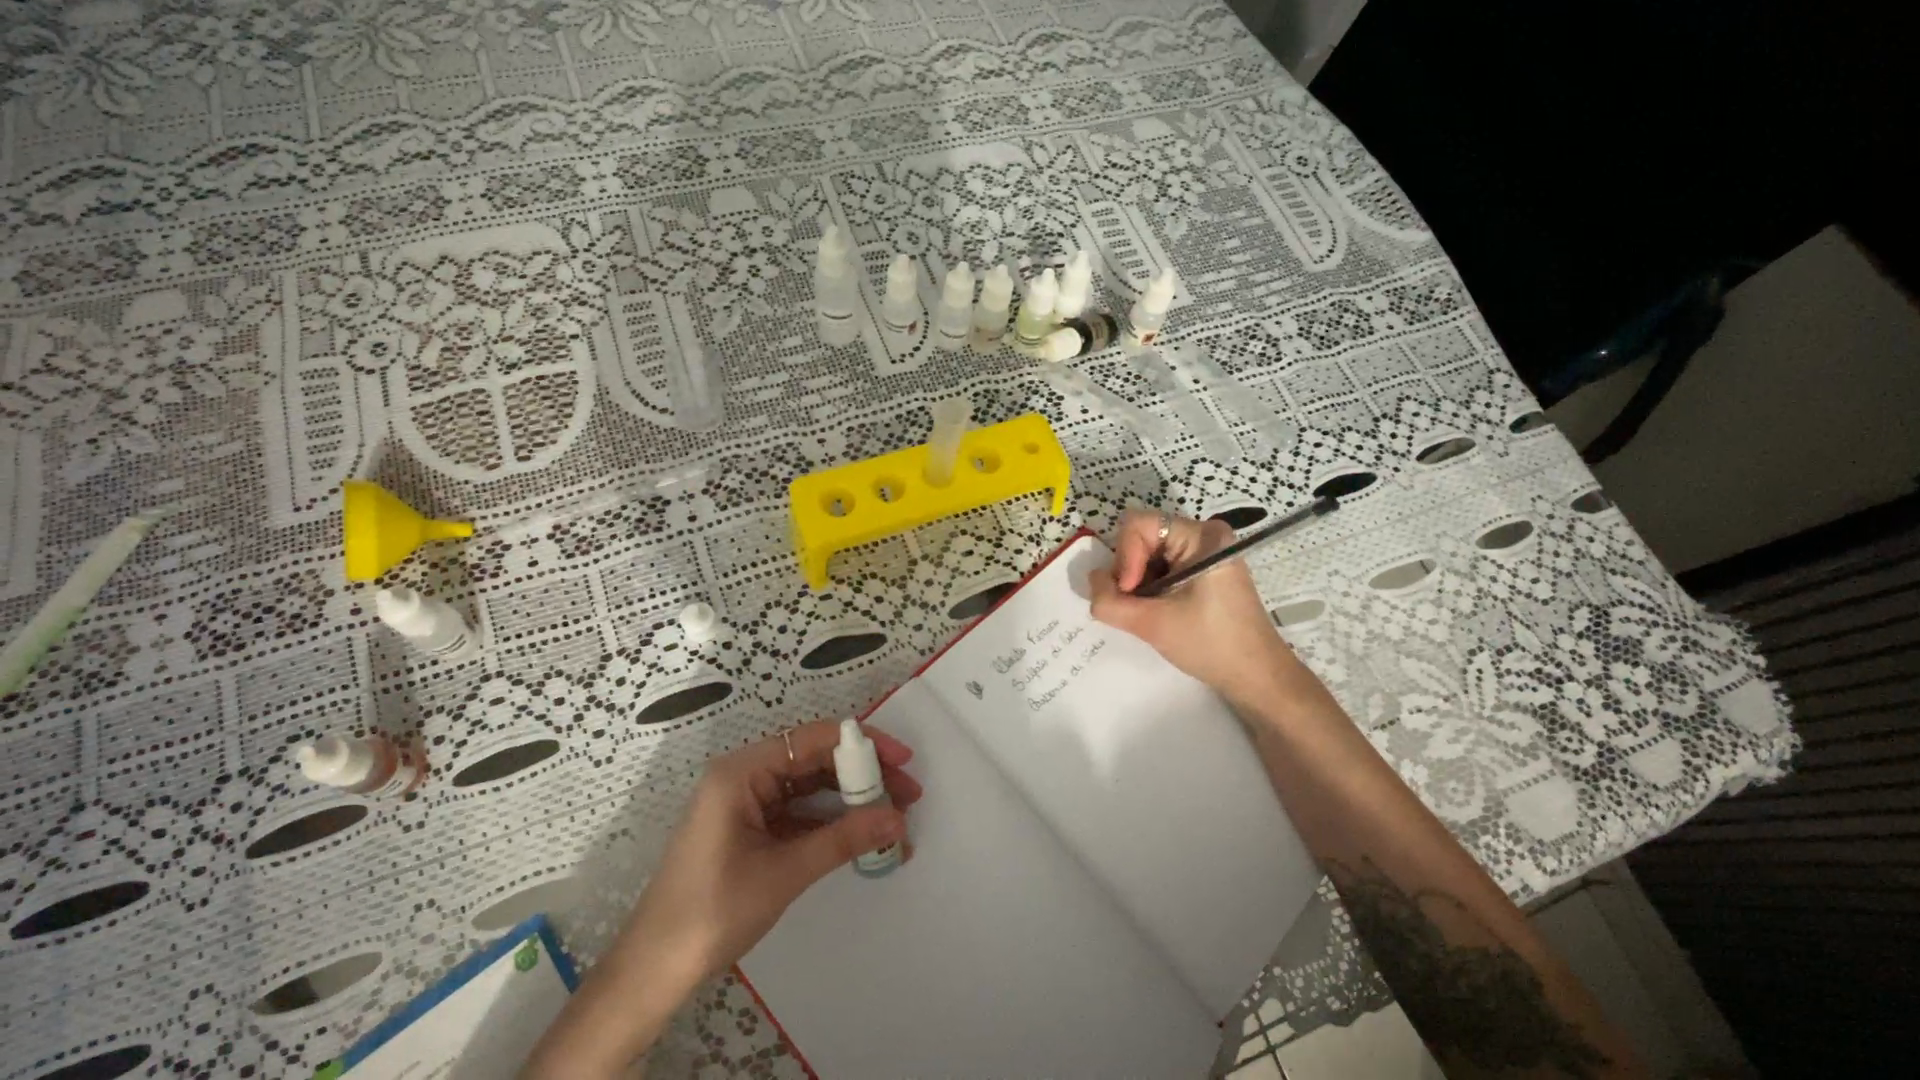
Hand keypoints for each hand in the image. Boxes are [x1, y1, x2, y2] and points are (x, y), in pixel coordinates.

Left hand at [628, 720, 920, 982]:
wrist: (656, 968)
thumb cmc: (712, 911)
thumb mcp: (784, 872)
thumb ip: (843, 839)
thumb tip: (898, 817)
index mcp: (741, 772)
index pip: (812, 738)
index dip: (862, 744)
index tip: (904, 760)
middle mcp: (743, 778)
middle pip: (814, 760)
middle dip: (863, 776)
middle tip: (909, 797)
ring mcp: (746, 805)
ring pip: (810, 788)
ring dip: (851, 802)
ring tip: (894, 821)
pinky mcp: (750, 831)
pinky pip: (798, 814)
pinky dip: (831, 824)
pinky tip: (863, 839)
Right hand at [1088, 509, 1293, 706]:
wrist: (1256, 677)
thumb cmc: (1211, 645)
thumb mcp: (1152, 624)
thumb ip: (1109, 601)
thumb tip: (1093, 581)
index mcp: (1201, 536)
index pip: (1138, 524)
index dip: (1124, 556)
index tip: (1130, 592)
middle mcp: (1204, 535)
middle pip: (1142, 536)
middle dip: (1129, 571)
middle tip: (1133, 606)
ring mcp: (1205, 553)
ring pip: (1149, 553)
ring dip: (1138, 582)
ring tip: (1147, 612)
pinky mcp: (1203, 572)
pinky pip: (1163, 566)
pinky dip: (1151, 587)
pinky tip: (1157, 612)